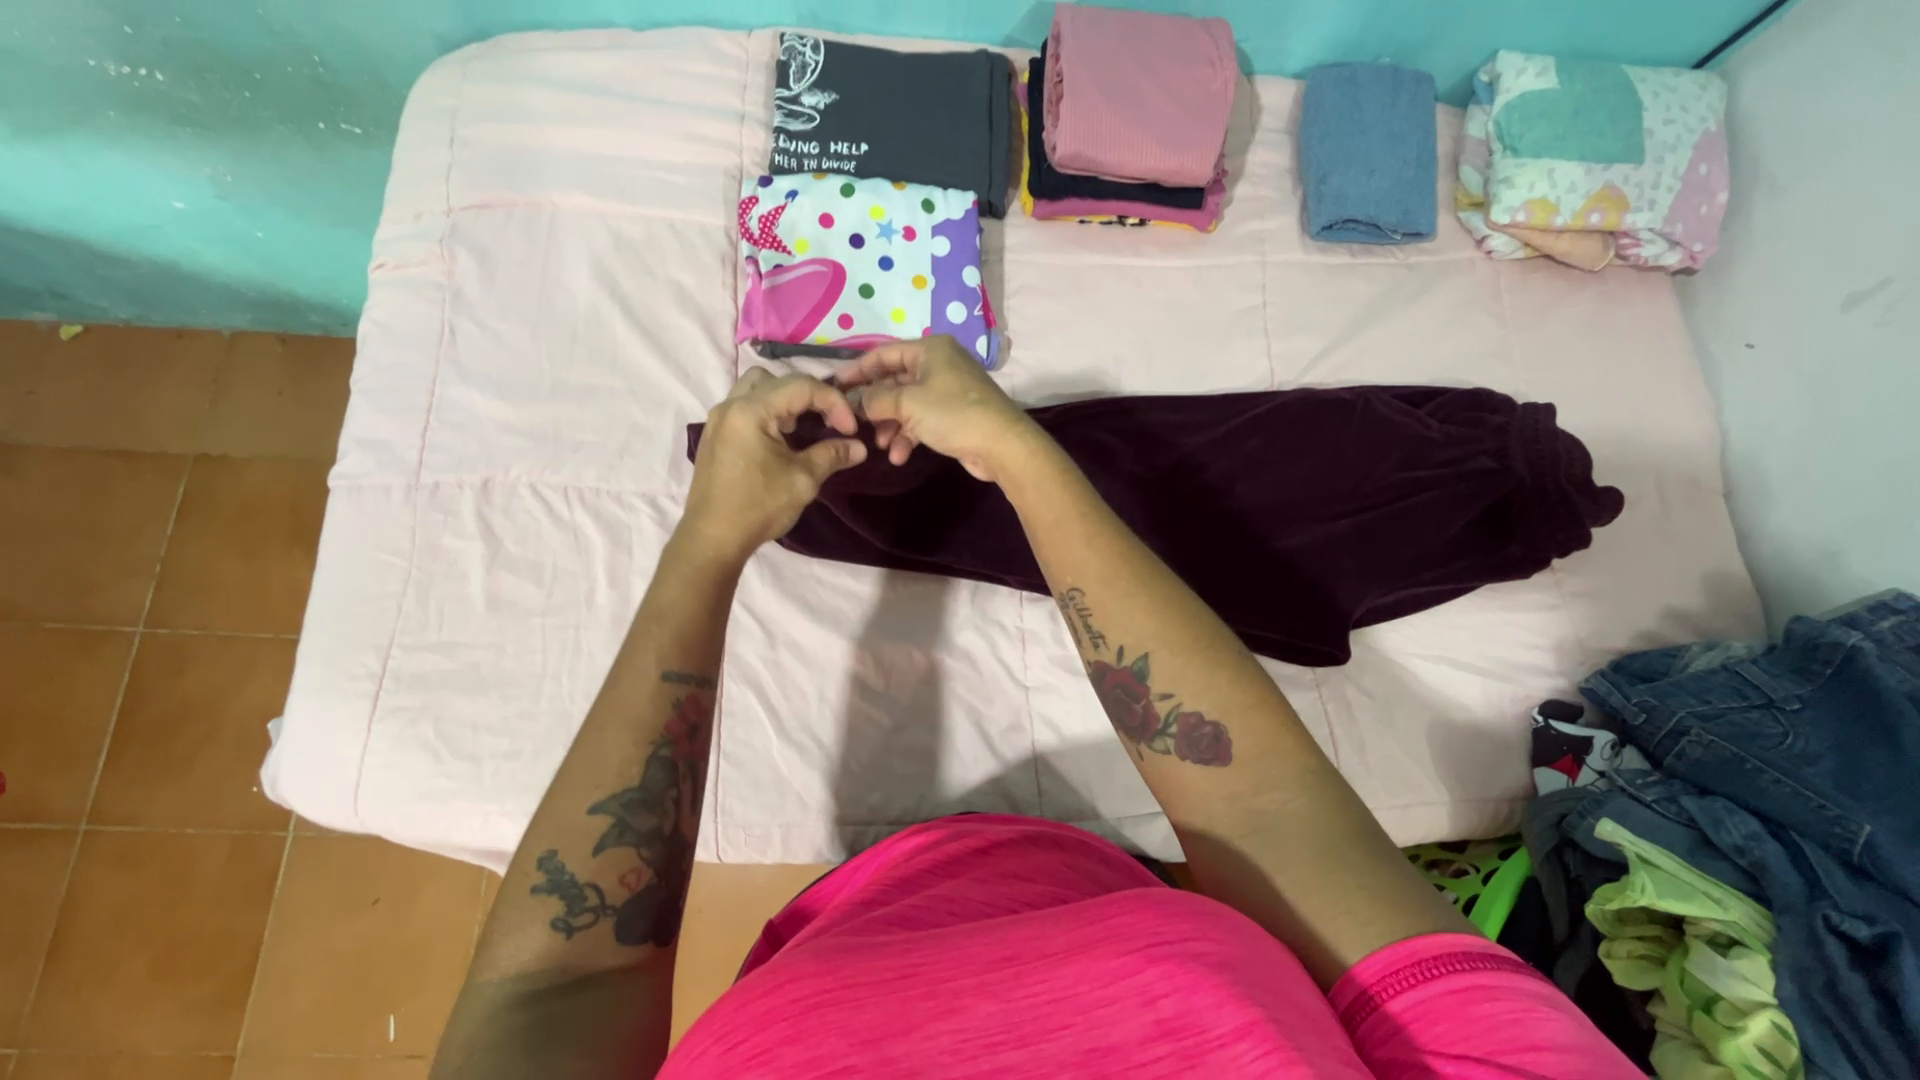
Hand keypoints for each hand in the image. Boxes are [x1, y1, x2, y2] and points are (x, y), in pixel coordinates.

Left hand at [682, 368, 867, 558]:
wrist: (713, 539)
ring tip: (803, 429)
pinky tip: (783, 441)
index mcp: (750, 411)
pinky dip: (769, 413)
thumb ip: (832, 455)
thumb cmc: (758, 507)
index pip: (801, 386)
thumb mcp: (803, 480)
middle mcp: (731, 406)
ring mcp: (719, 420)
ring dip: (786, 402)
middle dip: (809, 396)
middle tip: (827, 422)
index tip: (851, 430)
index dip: (833, 403)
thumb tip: (859, 447)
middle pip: (777, 380)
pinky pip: (746, 408)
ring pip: (758, 389)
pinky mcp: (716, 436)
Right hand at [834, 336, 1040, 481]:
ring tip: (880, 445)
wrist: (1002, 445)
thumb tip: (853, 401)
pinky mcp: (953, 416)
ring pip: (906, 404)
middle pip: (894, 380)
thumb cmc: (953, 414)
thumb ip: (874, 399)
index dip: (857, 371)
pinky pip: (921, 421)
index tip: (835, 389)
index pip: (883, 354)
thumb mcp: (907, 404)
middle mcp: (938, 364)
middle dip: (875, 405)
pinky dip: (909, 436)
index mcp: (929, 349)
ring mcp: (947, 391)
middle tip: (855, 423)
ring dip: (891, 425)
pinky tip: (899, 456)